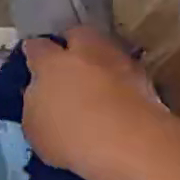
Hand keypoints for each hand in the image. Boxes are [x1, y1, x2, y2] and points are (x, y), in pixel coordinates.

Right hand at [22, 26, 172, 179]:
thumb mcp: (35, 128)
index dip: (33, 54)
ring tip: (95, 86)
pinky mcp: (147, 81)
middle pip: (78, 35)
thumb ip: (35, 104)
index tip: (32, 63)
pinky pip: (126, 75)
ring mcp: (120, 63)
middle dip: (72, 44)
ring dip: (100, 63)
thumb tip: (41, 94)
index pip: (37, 48)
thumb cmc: (70, 137)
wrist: (129, 144)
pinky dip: (120, 84)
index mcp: (51, 63)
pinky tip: (116, 102)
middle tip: (67, 65)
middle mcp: (87, 53)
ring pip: (106, 52)